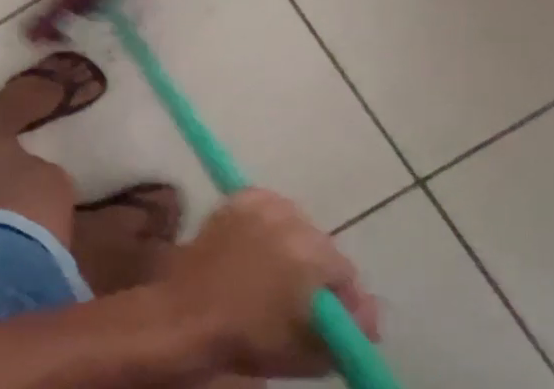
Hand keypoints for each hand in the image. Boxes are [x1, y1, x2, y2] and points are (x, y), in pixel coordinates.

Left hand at [155, 189, 380, 378]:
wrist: (186, 314)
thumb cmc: (249, 337)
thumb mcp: (313, 351)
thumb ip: (351, 331)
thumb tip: (368, 313)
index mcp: (311, 253)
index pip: (346, 273)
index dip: (346, 299)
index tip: (338, 319)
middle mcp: (286, 220)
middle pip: (321, 244)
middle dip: (320, 271)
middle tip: (307, 298)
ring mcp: (256, 206)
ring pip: (295, 223)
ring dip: (296, 244)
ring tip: (282, 273)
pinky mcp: (232, 202)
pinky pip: (265, 204)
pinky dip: (269, 220)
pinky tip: (262, 244)